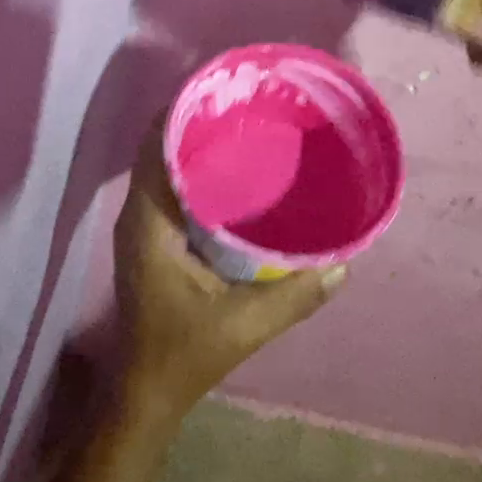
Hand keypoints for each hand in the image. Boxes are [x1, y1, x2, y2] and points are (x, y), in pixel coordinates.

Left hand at [112, 121, 345, 416]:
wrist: (145, 393)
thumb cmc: (184, 355)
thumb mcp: (244, 327)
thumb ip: (294, 296)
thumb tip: (343, 265)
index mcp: (148, 223)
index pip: (156, 145)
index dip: (182, 110)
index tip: (223, 88)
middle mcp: (139, 214)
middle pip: (160, 145)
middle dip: (197, 118)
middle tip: (247, 101)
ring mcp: (143, 225)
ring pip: (165, 164)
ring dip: (196, 141)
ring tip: (245, 123)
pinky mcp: (153, 237)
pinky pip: (171, 185)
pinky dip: (196, 168)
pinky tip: (236, 169)